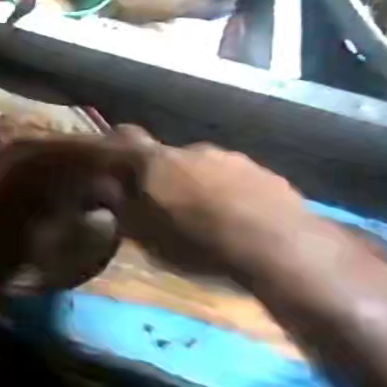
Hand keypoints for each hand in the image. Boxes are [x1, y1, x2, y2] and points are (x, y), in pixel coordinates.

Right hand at [85, 126, 319, 280]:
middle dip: (164, 176)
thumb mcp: (144, 234)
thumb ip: (121, 205)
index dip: (115, 146)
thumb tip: (104, 185)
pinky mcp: (270, 176)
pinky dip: (233, 196)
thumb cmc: (198, 242)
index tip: (110, 163)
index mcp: (156, 161)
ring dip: (200, 185)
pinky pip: (240, 181)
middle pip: (169, 156)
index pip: (124, 137)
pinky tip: (240, 222)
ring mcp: (236, 159)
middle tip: (164, 206)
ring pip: (206, 168)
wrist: (282, 249)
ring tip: (207, 218)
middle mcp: (193, 150)